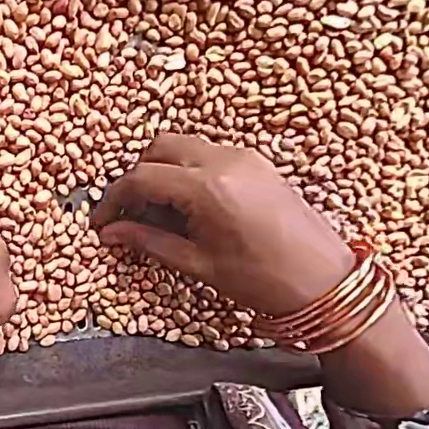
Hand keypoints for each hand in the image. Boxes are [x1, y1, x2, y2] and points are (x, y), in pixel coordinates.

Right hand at [91, 134, 355, 314]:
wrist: (326, 281)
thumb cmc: (262, 280)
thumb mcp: (197, 264)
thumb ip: (149, 242)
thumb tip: (110, 234)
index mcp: (207, 187)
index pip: (141, 178)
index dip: (113, 199)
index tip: (101, 223)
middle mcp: (224, 159)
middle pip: (159, 148)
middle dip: (135, 177)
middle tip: (128, 213)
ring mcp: (244, 156)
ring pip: (183, 146)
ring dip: (160, 170)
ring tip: (156, 212)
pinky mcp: (257, 162)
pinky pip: (207, 153)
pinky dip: (186, 171)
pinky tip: (186, 205)